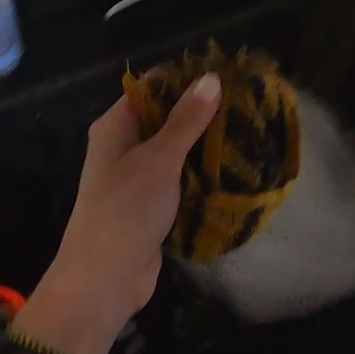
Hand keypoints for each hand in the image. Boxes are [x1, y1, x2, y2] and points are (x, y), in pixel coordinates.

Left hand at [16, 73, 221, 353]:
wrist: (104, 279)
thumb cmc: (125, 209)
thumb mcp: (159, 159)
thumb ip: (186, 120)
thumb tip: (210, 78)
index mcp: (116, 126)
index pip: (150, 88)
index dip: (184, 79)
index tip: (227, 74)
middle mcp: (123, 147)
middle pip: (165, 119)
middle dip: (202, 114)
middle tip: (248, 105)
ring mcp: (137, 178)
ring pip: (175, 152)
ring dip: (205, 147)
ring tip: (250, 133)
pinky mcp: (151, 206)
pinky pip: (179, 181)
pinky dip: (201, 177)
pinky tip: (235, 171)